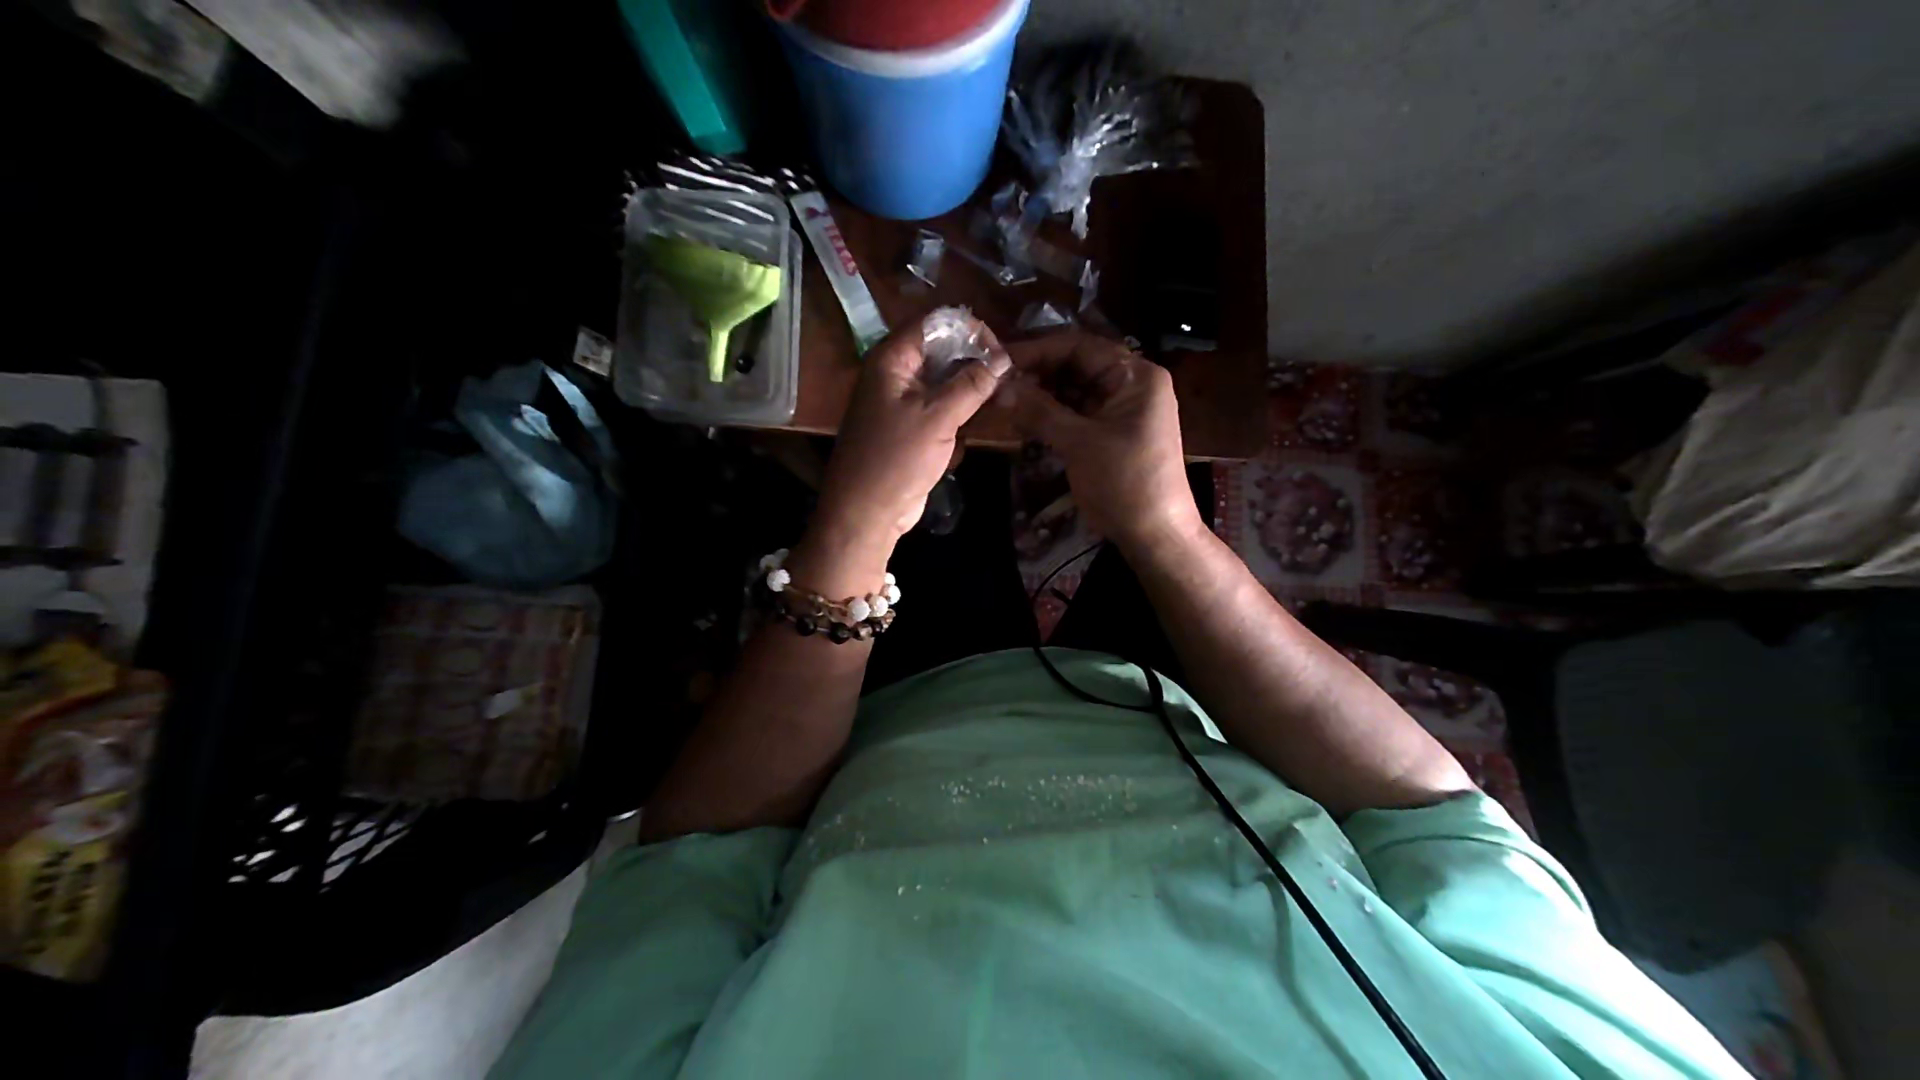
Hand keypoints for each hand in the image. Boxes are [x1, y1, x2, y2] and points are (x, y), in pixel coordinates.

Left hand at [790, 316, 1010, 596]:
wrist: (865, 512)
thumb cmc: (895, 459)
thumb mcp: (938, 418)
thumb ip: (971, 385)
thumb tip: (1003, 359)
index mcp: (892, 360)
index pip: (936, 324)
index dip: (970, 331)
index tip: (1000, 353)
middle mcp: (896, 374)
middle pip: (944, 353)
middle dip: (976, 365)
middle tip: (1007, 382)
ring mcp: (903, 402)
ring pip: (946, 384)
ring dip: (972, 395)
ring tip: (1000, 406)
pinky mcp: (912, 428)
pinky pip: (942, 411)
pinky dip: (959, 418)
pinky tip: (970, 435)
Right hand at [1007, 332, 1205, 554]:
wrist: (1155, 535)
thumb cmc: (1124, 483)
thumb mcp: (1079, 443)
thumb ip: (1039, 410)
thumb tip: (1000, 386)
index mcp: (1136, 376)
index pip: (1080, 346)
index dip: (1038, 350)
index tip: (1000, 361)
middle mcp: (1131, 385)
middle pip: (1076, 365)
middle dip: (1037, 374)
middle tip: (998, 385)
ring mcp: (1121, 410)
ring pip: (1073, 390)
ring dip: (1041, 396)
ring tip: (1005, 403)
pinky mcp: (1111, 433)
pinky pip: (1077, 413)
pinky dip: (1052, 416)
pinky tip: (1024, 422)